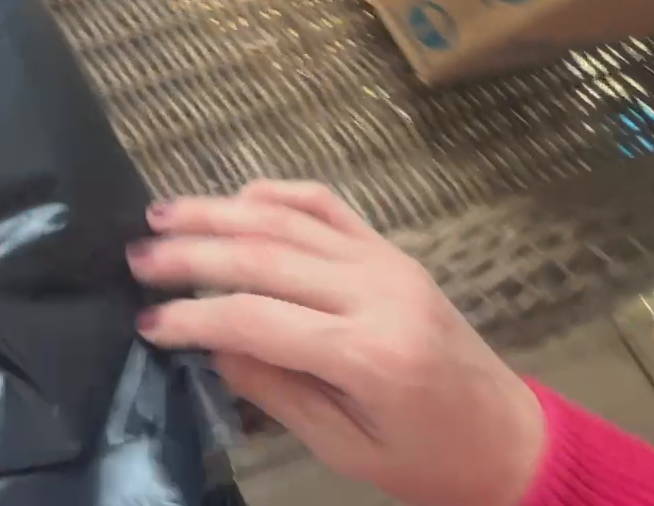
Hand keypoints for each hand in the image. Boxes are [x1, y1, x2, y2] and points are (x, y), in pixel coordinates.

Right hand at [129, 181, 545, 505]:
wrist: (516, 439)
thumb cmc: (428, 460)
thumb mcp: (345, 449)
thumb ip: (272, 389)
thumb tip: (208, 340)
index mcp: (372, 355)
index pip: (257, 319)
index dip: (193, 317)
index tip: (148, 323)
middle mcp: (377, 292)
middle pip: (262, 256)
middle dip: (189, 253)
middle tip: (137, 255)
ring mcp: (384, 259)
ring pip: (283, 219)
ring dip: (214, 212)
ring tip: (160, 213)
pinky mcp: (387, 246)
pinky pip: (322, 201)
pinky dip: (272, 192)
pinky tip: (233, 199)